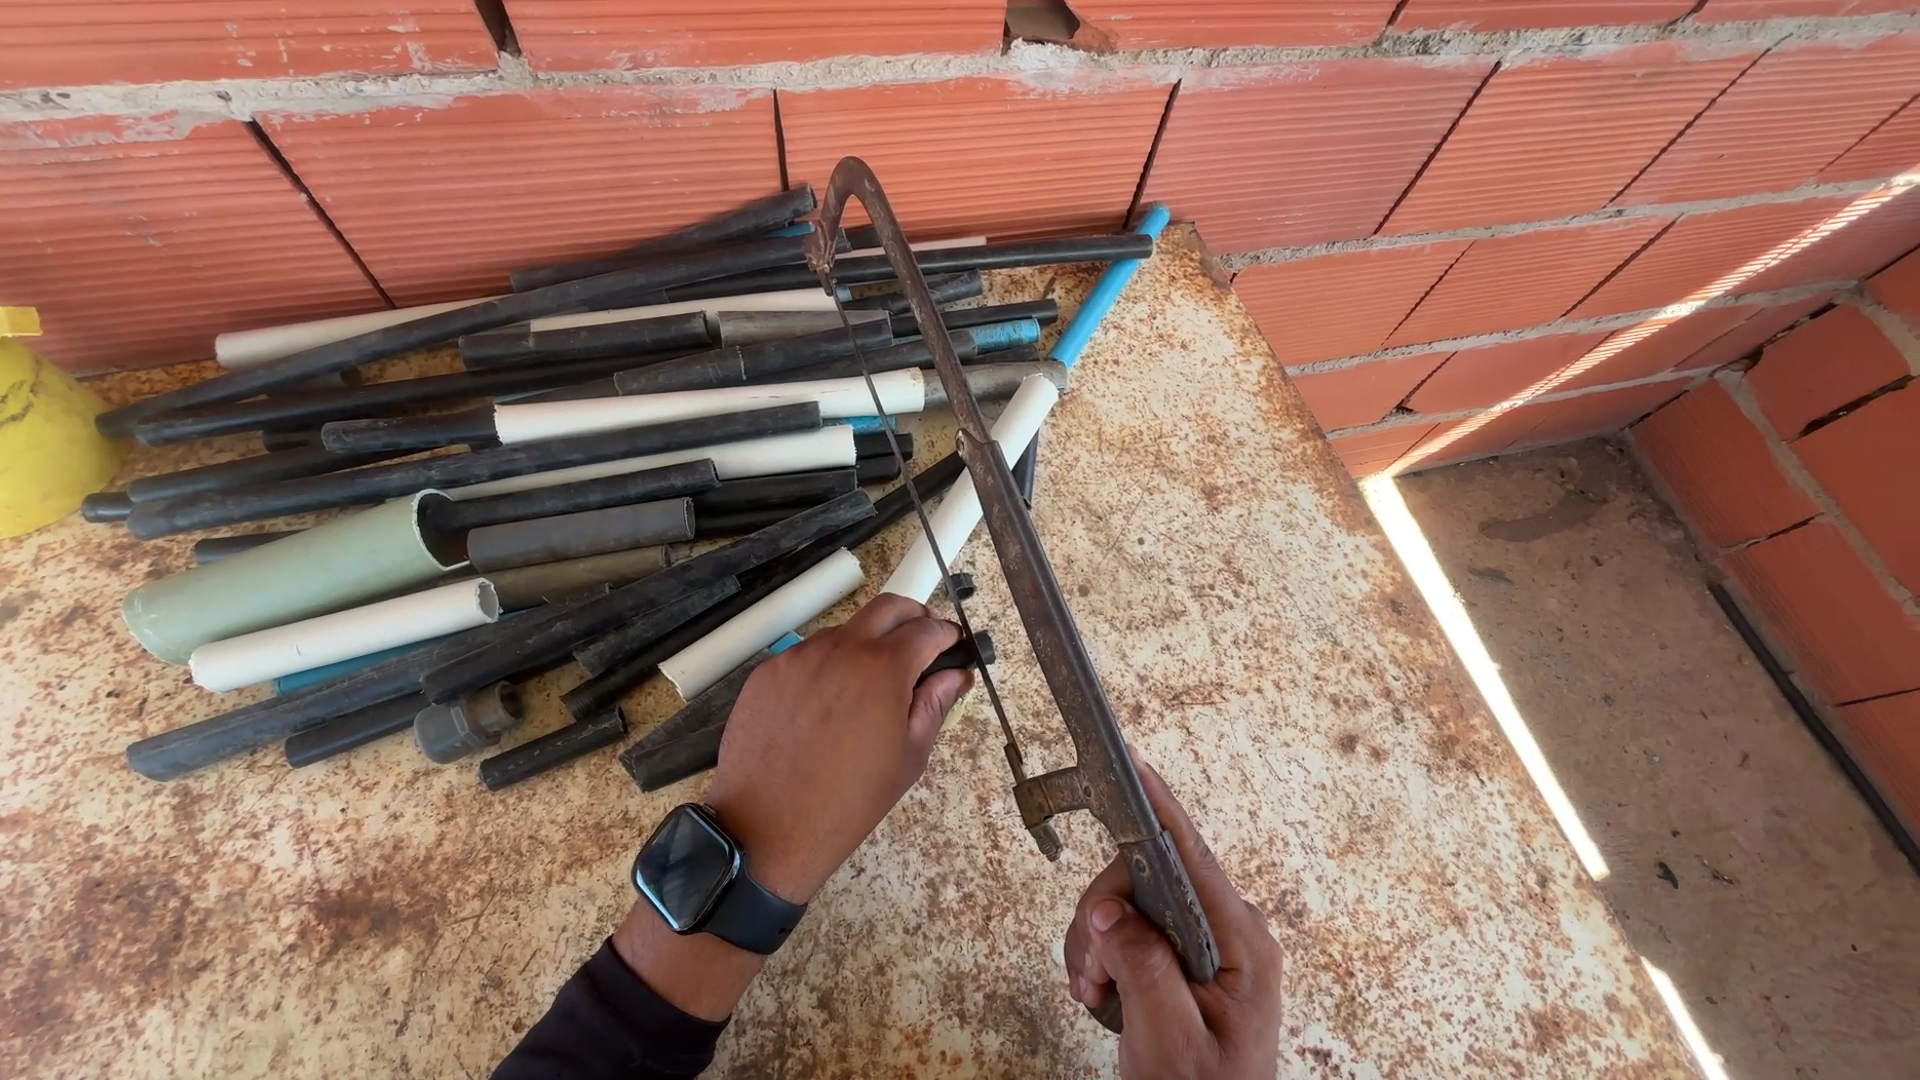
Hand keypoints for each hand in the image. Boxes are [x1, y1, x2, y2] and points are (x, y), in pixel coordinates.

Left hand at [704, 593, 973, 903]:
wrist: (766, 829)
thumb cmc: (848, 802)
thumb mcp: (907, 758)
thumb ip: (933, 706)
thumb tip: (954, 676)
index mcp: (882, 668)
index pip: (926, 629)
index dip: (947, 634)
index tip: (952, 645)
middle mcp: (840, 648)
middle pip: (888, 607)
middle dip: (913, 618)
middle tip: (922, 645)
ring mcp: (799, 656)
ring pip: (845, 630)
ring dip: (867, 643)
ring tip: (870, 686)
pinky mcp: (768, 672)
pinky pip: (808, 655)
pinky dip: (828, 666)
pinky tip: (827, 705)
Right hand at [1064, 760, 1282, 1078]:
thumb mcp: (1170, 1040)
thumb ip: (1142, 966)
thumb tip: (1108, 907)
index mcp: (1241, 943)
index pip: (1191, 855)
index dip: (1159, 806)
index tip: (1134, 763)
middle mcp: (1226, 930)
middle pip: (1144, 876)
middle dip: (1101, 914)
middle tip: (1090, 973)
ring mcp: (1204, 940)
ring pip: (1127, 899)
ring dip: (1096, 940)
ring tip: (1096, 990)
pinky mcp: (1181, 952)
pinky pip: (1128, 924)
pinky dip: (1101, 950)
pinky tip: (1100, 987)